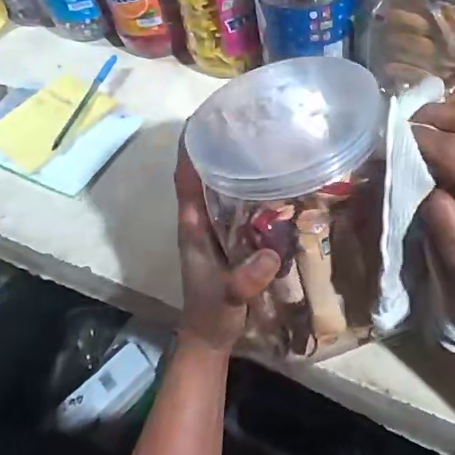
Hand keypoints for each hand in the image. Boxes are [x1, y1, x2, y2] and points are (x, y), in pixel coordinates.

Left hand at [174, 136, 281, 353]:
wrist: (210, 336)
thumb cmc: (213, 313)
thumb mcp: (229, 296)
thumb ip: (245, 280)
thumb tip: (270, 254)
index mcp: (192, 226)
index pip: (185, 179)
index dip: (188, 150)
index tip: (199, 119)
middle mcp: (199, 221)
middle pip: (200, 175)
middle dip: (211, 147)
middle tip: (237, 120)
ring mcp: (213, 229)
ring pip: (216, 187)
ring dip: (227, 164)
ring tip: (253, 139)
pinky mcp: (228, 238)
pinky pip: (233, 204)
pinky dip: (244, 187)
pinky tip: (267, 179)